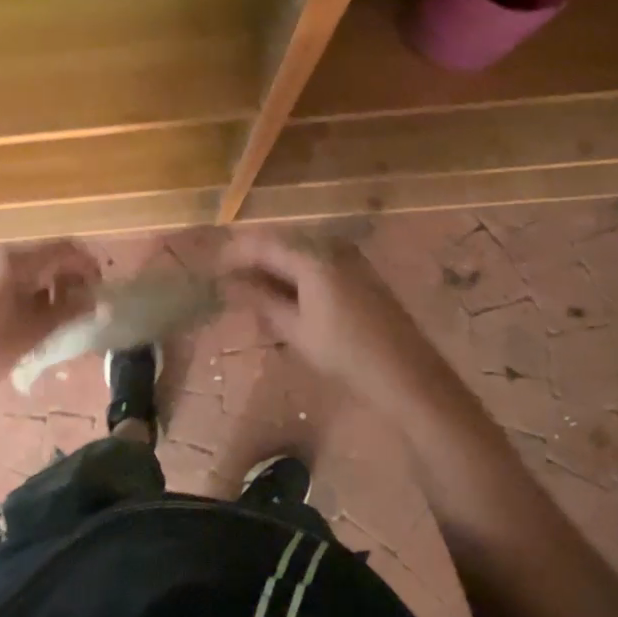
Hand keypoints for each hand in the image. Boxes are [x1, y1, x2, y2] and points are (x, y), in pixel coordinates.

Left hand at [0, 241, 100, 385]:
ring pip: (38, 269)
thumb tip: (98, 299)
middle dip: (73, 278)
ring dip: (56, 287)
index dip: (89, 266)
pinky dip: (39, 293)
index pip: (66, 249)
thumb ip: (71, 310)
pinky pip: (23, 280)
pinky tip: (40, 319)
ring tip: (64, 316)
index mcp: (19, 261)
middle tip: (84, 306)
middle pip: (52, 256)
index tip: (101, 291)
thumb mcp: (38, 330)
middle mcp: (7, 257)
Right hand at [220, 231, 459, 414]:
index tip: (211, 268)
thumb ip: (261, 299)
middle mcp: (331, 247)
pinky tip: (284, 293)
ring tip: (251, 288)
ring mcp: (350, 258)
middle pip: (281, 242)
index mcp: (313, 257)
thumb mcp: (295, 329)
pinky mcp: (360, 272)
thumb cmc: (345, 354)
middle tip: (227, 279)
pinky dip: (295, 272)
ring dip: (274, 265)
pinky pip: (317, 261)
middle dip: (252, 257)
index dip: (234, 253)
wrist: (406, 374)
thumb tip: (229, 284)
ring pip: (299, 251)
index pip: (262, 243)